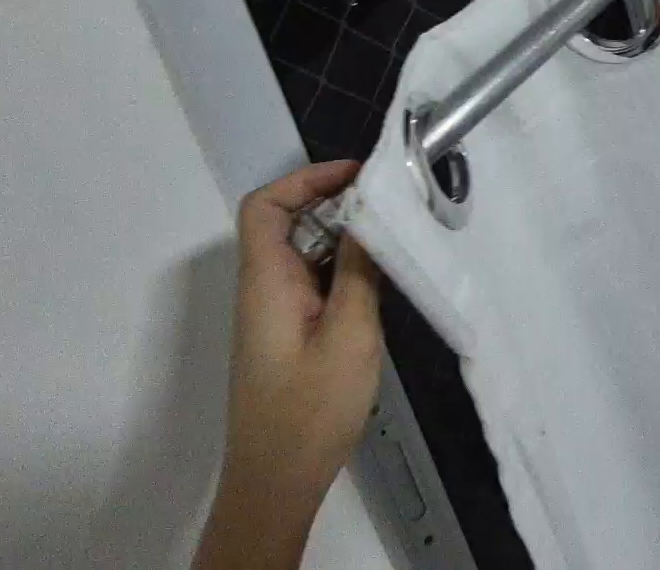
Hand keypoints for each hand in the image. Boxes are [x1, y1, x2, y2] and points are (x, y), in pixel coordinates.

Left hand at [196, 162, 382, 569]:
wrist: (278, 483)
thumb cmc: (311, 409)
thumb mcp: (350, 334)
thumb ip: (360, 271)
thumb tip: (368, 216)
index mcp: (268, 281)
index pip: (266, 206)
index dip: (306, 179)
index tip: (358, 176)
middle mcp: (265, 289)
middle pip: (286, 222)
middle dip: (335, 202)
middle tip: (389, 201)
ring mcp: (277, 312)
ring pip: (305, 252)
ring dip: (345, 236)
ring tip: (394, 233)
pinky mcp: (291, 333)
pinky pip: (314, 280)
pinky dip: (345, 267)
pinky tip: (382, 277)